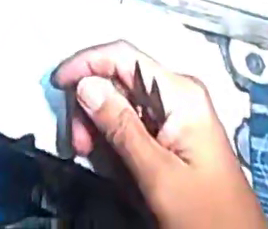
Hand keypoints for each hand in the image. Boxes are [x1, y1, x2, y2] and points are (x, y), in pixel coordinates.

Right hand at [53, 42, 267, 228]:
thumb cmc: (209, 219)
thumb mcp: (159, 176)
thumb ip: (120, 127)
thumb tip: (86, 84)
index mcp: (180, 92)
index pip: (123, 55)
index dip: (86, 63)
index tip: (58, 84)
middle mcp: (178, 94)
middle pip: (118, 78)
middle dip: (93, 105)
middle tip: (80, 142)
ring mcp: (176, 114)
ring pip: (121, 102)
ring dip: (101, 126)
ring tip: (95, 157)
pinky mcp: (172, 135)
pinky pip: (133, 123)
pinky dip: (115, 139)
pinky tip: (114, 164)